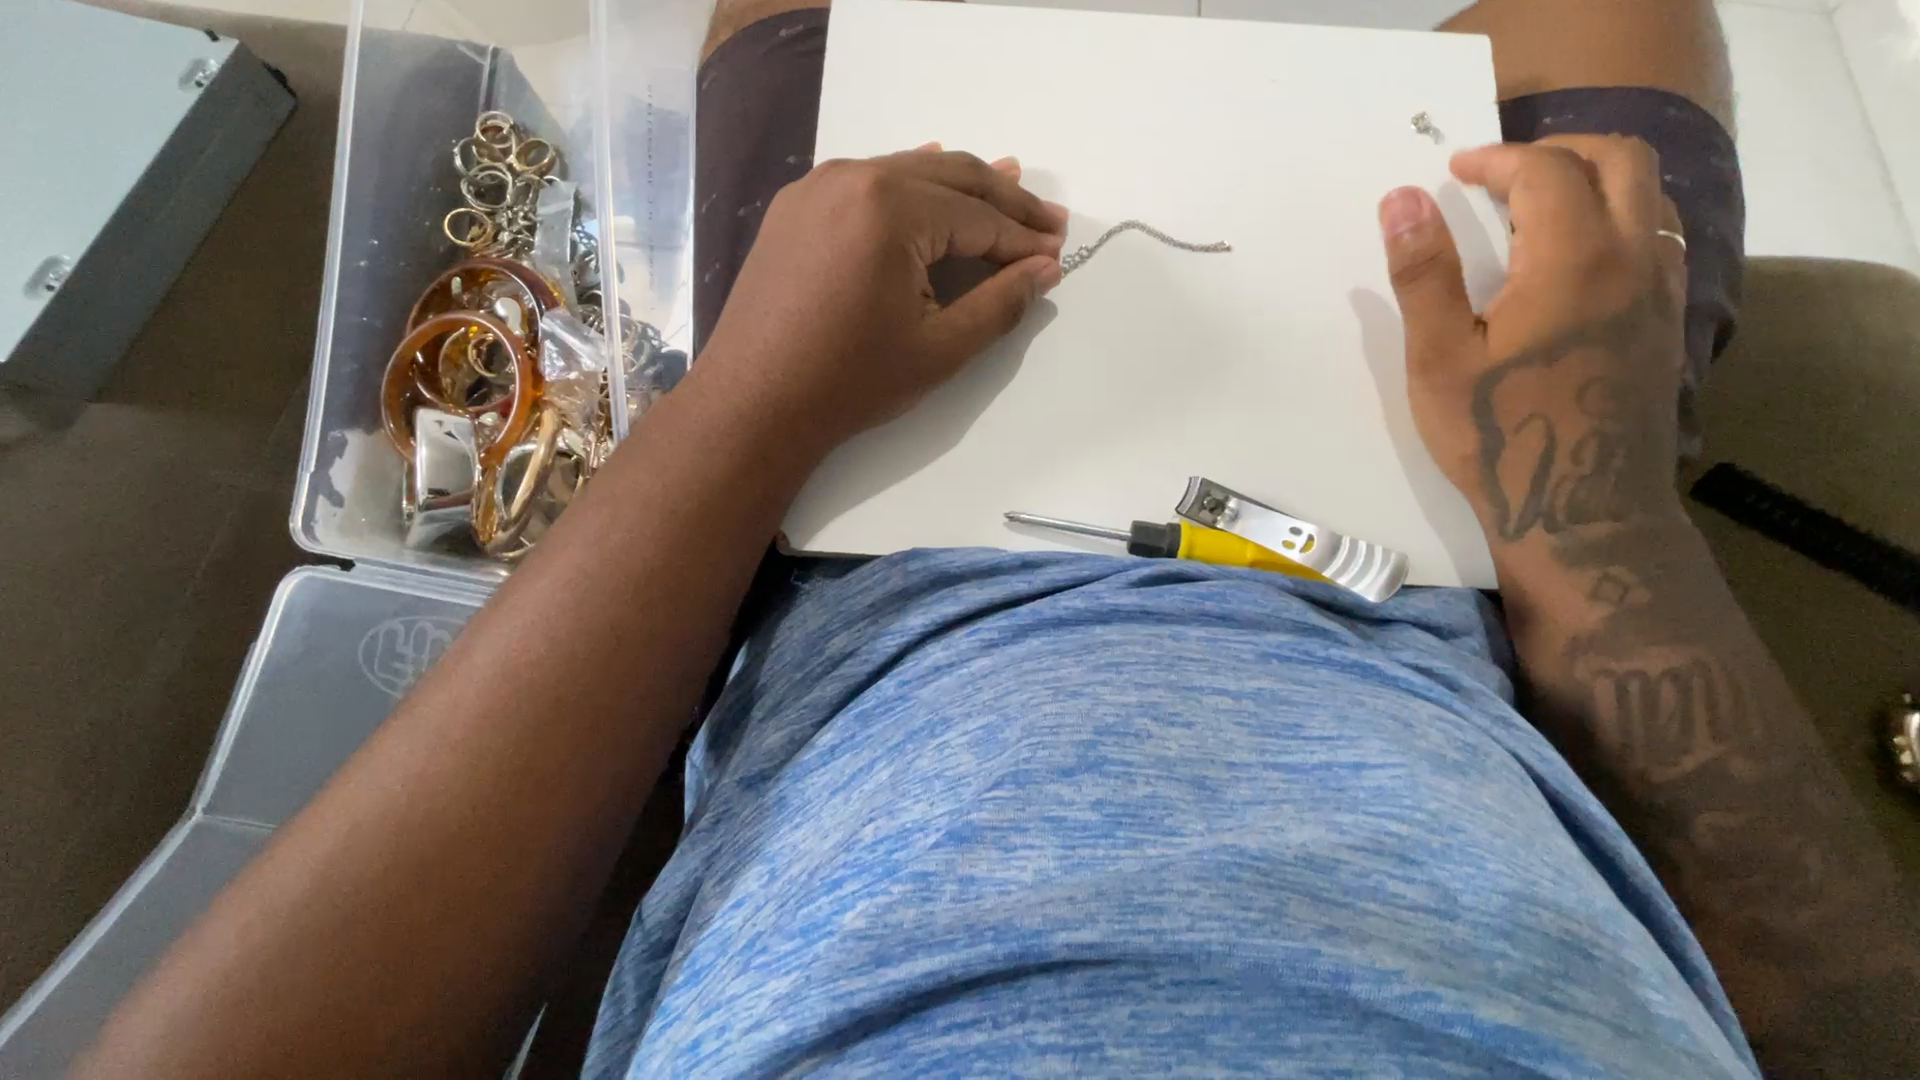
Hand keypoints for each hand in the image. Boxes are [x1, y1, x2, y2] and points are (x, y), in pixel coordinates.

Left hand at [695, 147, 1067, 453]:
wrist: (753, 403)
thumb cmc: (850, 383)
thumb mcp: (939, 350)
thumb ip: (1000, 304)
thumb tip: (1044, 270)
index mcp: (891, 208)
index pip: (978, 217)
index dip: (1023, 240)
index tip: (1058, 252)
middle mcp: (854, 177)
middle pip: (950, 178)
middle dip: (1005, 201)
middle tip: (1048, 221)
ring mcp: (818, 187)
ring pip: (909, 173)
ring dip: (961, 188)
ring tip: (1010, 189)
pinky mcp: (796, 207)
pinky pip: (868, 183)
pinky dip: (910, 187)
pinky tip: (932, 186)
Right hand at [1378, 136, 1689, 547]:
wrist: (1578, 503)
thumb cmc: (1494, 433)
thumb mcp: (1438, 357)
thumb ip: (1423, 274)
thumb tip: (1401, 199)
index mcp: (1571, 259)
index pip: (1546, 171)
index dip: (1498, 159)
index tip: (1456, 169)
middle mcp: (1632, 257)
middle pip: (1619, 160)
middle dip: (1557, 149)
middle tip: (1501, 171)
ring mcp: (1661, 289)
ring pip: (1648, 195)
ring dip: (1594, 178)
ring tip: (1535, 205)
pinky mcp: (1667, 321)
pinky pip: (1657, 236)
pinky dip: (1617, 216)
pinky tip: (1574, 256)